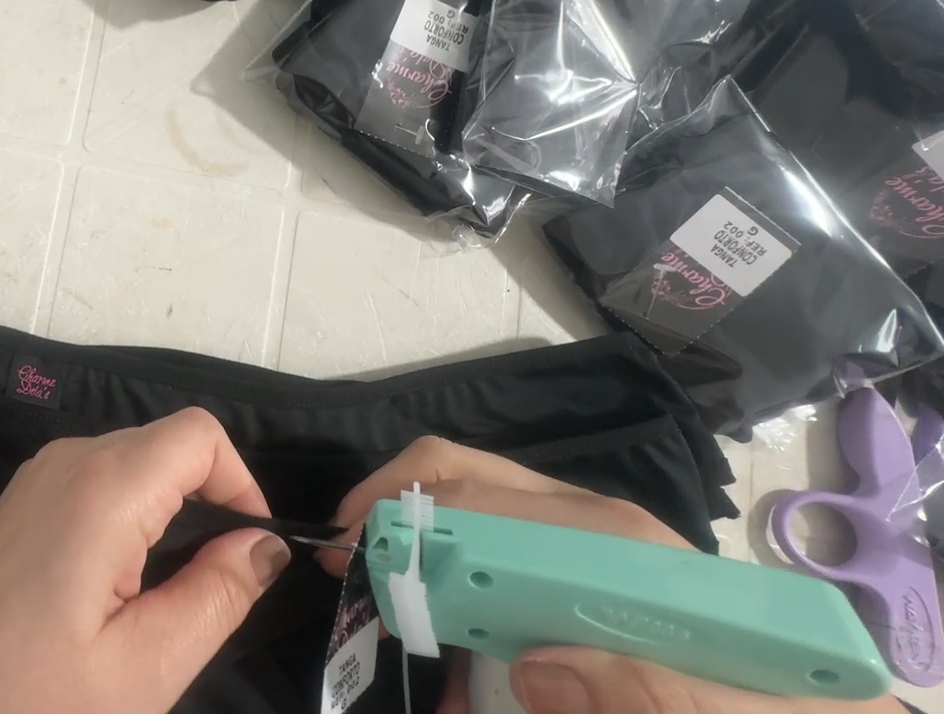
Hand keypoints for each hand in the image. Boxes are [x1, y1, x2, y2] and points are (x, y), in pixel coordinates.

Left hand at [0, 407, 292, 713]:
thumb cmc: (34, 691)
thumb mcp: (146, 663)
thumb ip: (217, 594)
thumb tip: (266, 545)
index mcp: (105, 486)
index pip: (199, 433)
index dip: (240, 482)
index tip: (250, 551)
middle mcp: (71, 457)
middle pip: (169, 444)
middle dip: (209, 500)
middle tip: (211, 585)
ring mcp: (43, 469)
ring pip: (138, 458)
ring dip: (171, 509)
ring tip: (163, 590)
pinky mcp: (29, 491)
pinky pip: (103, 476)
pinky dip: (133, 510)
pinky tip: (119, 578)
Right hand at [324, 437, 905, 713]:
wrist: (825, 712)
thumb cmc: (783, 707)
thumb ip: (658, 696)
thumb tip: (534, 668)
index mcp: (615, 540)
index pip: (481, 498)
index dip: (405, 518)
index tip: (352, 561)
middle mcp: (589, 521)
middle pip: (462, 477)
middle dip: (389, 506)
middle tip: (343, 560)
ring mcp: (583, 538)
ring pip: (467, 502)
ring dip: (412, 536)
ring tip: (378, 593)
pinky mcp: (579, 564)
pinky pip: (492, 546)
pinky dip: (451, 576)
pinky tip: (448, 646)